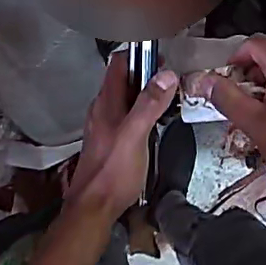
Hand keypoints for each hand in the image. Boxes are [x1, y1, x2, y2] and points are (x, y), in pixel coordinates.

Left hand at [65, 51, 177, 226]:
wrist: (93, 209)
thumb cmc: (113, 172)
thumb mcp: (136, 135)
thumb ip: (150, 104)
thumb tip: (166, 75)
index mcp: (106, 103)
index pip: (118, 64)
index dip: (139, 54)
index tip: (162, 58)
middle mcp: (102, 110)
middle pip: (124, 80)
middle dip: (147, 74)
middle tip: (172, 80)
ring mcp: (105, 126)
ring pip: (126, 99)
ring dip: (146, 95)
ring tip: (168, 100)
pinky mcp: (110, 142)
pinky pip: (127, 117)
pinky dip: (142, 113)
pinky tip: (155, 124)